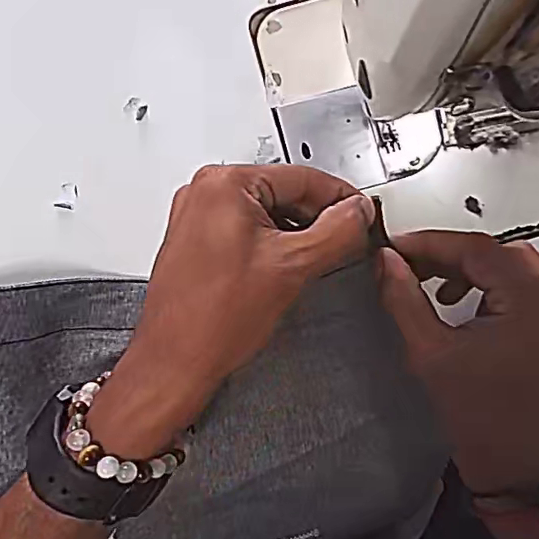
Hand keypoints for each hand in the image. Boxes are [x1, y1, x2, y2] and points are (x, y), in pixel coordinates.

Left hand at [88, 165, 373, 457]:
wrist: (176, 361)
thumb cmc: (211, 321)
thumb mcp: (293, 267)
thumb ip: (337, 231)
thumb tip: (357, 212)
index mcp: (224, 184)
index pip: (302, 177)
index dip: (341, 197)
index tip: (361, 213)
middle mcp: (203, 193)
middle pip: (283, 192)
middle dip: (317, 219)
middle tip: (344, 242)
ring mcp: (195, 217)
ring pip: (266, 213)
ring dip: (295, 235)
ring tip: (310, 263)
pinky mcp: (195, 242)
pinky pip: (245, 231)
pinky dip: (271, 246)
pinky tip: (282, 272)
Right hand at [376, 231, 538, 493]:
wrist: (514, 466)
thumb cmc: (481, 419)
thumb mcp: (429, 352)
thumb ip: (404, 298)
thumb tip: (388, 263)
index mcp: (532, 302)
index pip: (476, 248)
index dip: (430, 243)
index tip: (398, 247)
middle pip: (496, 253)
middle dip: (449, 255)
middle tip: (410, 264)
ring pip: (512, 268)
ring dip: (472, 269)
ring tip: (435, 286)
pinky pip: (525, 290)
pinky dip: (492, 288)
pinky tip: (465, 305)